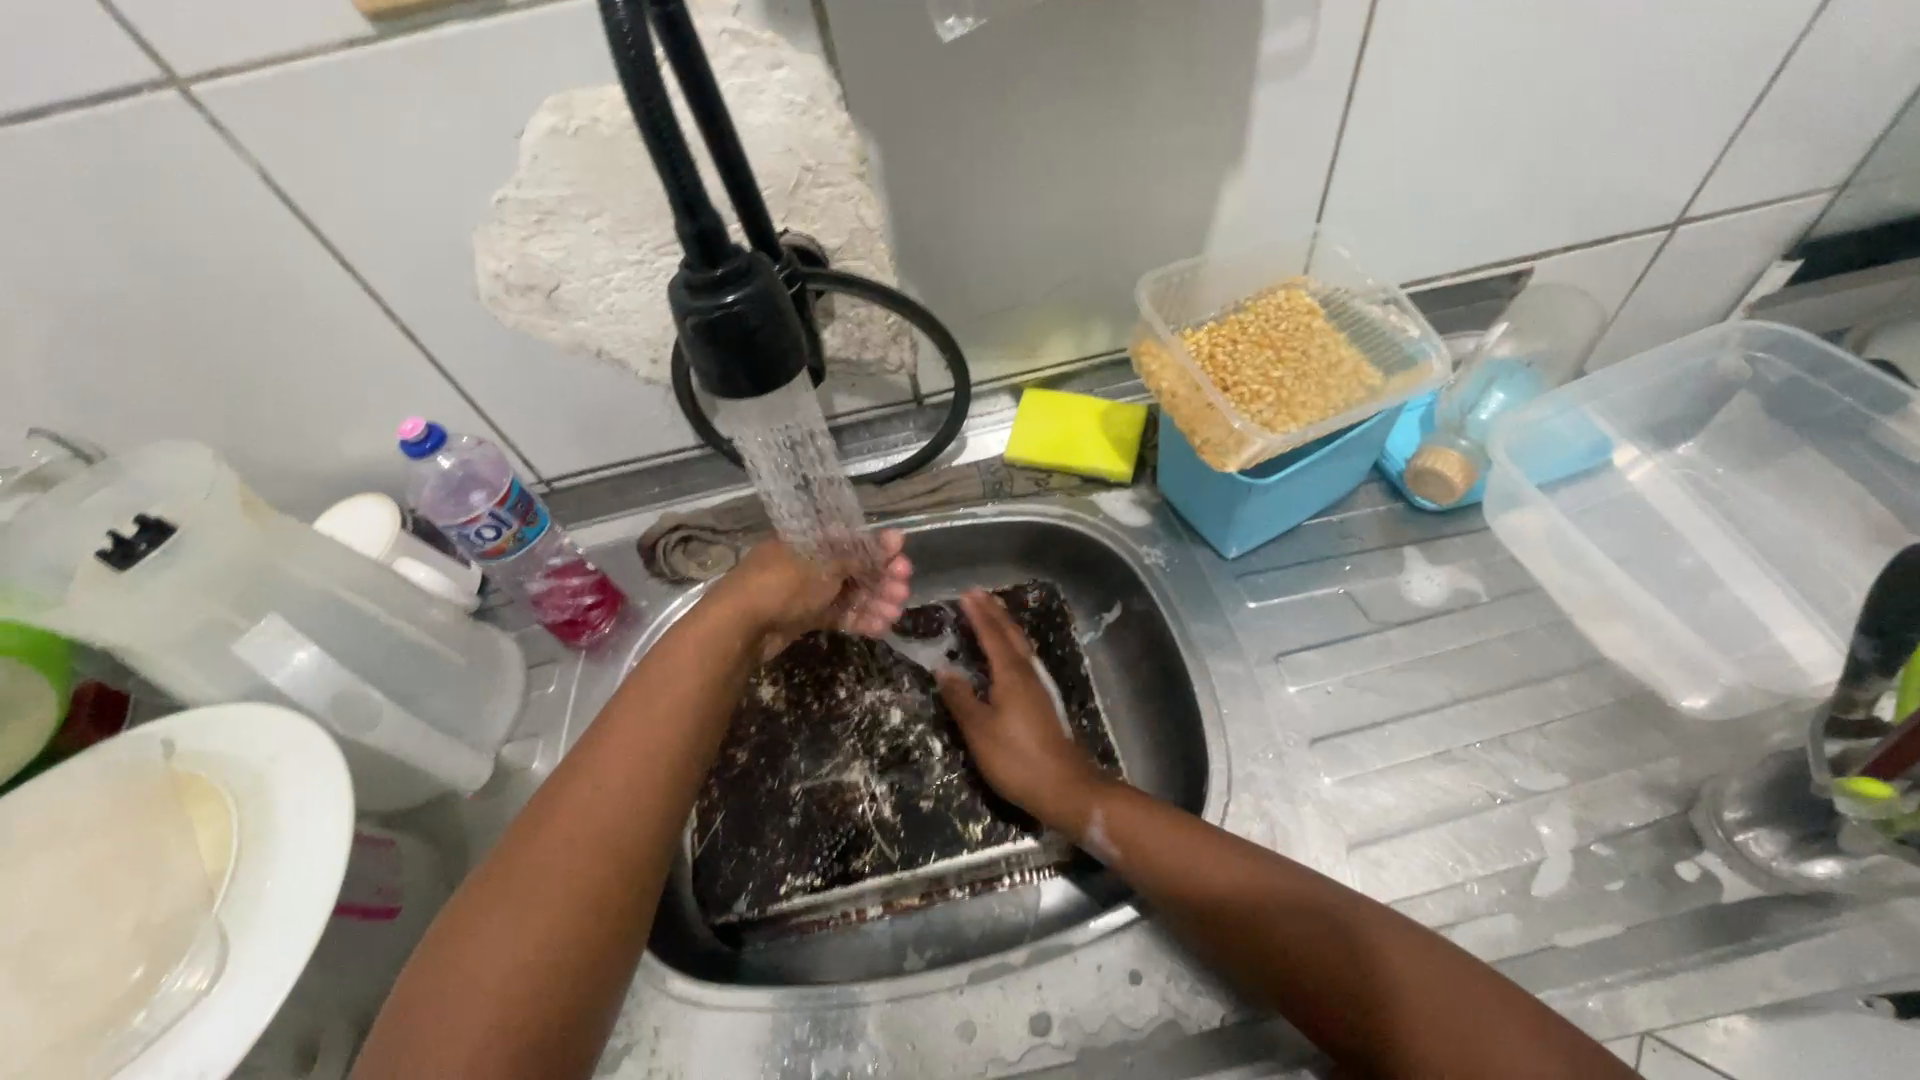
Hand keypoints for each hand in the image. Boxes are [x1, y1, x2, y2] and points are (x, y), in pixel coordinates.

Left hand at [709, 530, 911, 656]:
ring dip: (875, 602)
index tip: (903, 562)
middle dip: (882, 580)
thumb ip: (863, 555)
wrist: (740, 624)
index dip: (881, 552)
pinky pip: (838, 615)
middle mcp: (811, 561)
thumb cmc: (784, 584)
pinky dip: (859, 619)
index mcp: (812, 539)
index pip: (855, 541)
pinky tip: (881, 627)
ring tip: (895, 614)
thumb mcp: (827, 564)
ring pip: (850, 594)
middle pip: (855, 569)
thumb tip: (896, 537)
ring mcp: (808, 590)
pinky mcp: (806, 616)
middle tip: (903, 591)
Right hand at [937, 590, 1108, 831]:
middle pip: (1011, 635)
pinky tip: (1010, 655)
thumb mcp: (979, 730)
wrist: (1064, 787)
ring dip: (1006, 627)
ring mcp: (1040, 688)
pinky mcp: (1044, 703)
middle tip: (979, 594)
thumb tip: (943, 668)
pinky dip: (1013, 646)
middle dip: (995, 613)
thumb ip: (960, 697)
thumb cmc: (1016, 758)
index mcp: (1011, 674)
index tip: (965, 593)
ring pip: (1022, 646)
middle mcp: (1028, 674)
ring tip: (993, 614)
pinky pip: (1025, 660)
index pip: (992, 635)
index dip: (978, 614)